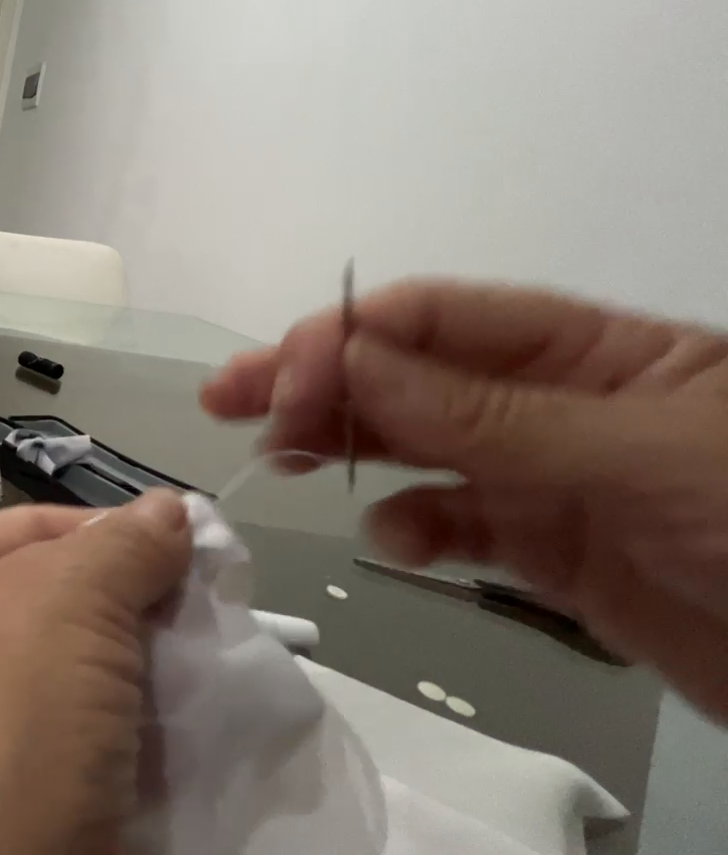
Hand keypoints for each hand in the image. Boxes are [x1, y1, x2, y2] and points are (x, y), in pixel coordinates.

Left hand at [0, 493, 191, 854]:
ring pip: (66, 670)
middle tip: (208, 612)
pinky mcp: (0, 788)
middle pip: (44, 598)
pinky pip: (72, 734)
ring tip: (206, 666)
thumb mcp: (61, 603)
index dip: (104, 531)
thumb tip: (170, 507)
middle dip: (127, 602)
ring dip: (136, 668)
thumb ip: (120, 546)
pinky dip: (126, 726)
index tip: (190, 548)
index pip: (19, 529)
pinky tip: (180, 726)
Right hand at [202, 278, 727, 718]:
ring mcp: (536, 473)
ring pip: (405, 443)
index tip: (283, 385)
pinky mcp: (534, 544)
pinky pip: (443, 521)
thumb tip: (349, 361)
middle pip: (398, 374)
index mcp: (582, 353)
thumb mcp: (639, 455)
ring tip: (279, 459)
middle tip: (223, 400)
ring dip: (337, 445)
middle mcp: (544, 402)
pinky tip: (399, 544)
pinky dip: (406, 528)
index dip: (346, 339)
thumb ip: (484, 411)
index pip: (429, 318)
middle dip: (308, 382)